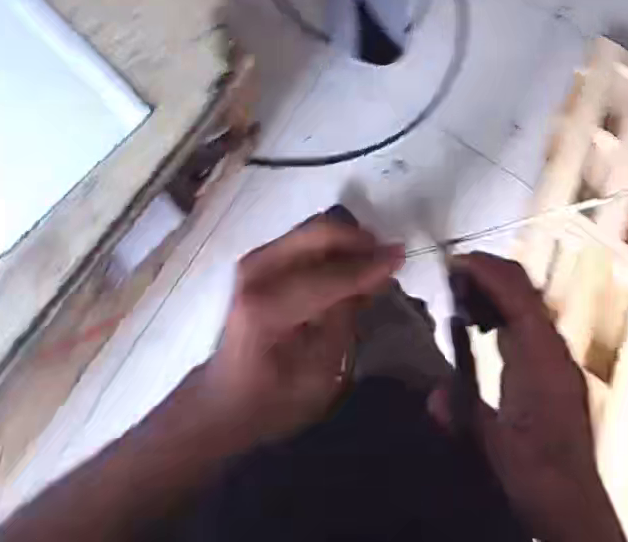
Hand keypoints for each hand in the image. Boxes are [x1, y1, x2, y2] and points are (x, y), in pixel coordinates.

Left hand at [184, 215, 403, 447]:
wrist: (226, 397)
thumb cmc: (274, 398)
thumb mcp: (320, 373)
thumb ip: (345, 319)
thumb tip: (373, 276)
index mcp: (267, 307)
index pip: (328, 275)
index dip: (368, 265)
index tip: (401, 256)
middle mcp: (256, 271)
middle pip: (317, 233)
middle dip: (358, 240)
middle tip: (389, 254)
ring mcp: (254, 259)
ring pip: (311, 229)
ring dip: (346, 241)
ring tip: (373, 262)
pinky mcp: (258, 257)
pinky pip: (304, 238)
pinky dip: (331, 246)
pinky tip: (349, 266)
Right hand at [434, 253, 625, 541]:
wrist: (576, 512)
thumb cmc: (540, 480)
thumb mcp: (498, 452)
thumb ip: (466, 417)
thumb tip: (432, 393)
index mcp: (546, 362)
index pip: (519, 297)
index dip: (487, 272)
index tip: (453, 262)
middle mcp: (554, 351)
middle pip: (525, 290)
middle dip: (488, 271)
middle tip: (449, 269)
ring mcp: (553, 357)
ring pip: (525, 301)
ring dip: (492, 286)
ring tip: (456, 286)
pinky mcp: (548, 368)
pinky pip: (523, 320)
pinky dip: (498, 306)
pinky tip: (475, 318)